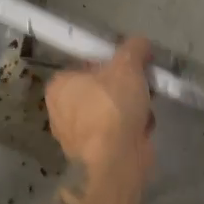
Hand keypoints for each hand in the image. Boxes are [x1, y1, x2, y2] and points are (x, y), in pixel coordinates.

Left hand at [46, 37, 154, 176]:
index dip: (110, 63)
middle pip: (100, 89)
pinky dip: (130, 129)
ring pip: (110, 112)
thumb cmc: (112, 106)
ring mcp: (76, 137)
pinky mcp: (94, 156)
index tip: (130, 66)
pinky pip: (115, 133)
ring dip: (131, 109)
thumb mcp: (127, 65)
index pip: (85, 65)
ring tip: (145, 107)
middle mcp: (60, 112)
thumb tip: (140, 42)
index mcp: (58, 86)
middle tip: (142, 85)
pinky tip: (142, 128)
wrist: (116, 161)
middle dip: (124, 88)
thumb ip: (134, 47)